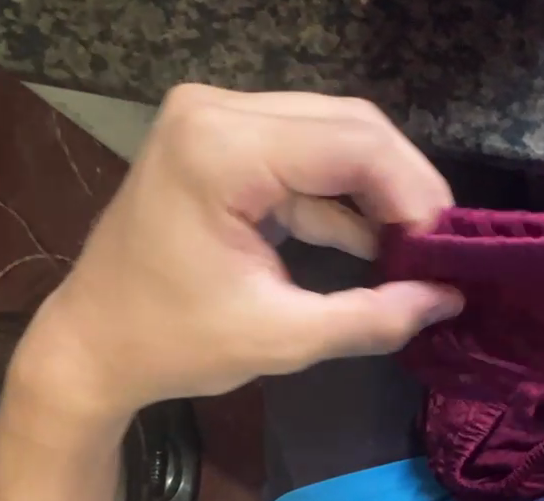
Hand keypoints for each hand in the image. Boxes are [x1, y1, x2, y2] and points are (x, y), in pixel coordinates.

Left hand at [24, 86, 462, 416]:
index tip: (446, 254)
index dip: (415, 195)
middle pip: (349, 126)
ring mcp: (215, 122)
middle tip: (438, 252)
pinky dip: (341, 202)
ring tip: (413, 254)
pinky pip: (303, 160)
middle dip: (403, 190)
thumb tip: (448, 300)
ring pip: (332, 138)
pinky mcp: (220, 145)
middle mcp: (218, 111)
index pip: (354, 143)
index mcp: (223, 148)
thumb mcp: (283, 339)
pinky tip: (373, 247)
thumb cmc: (175, 345)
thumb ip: (373, 318)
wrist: (95, 345)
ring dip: (377, 195)